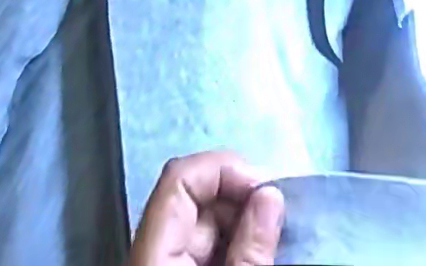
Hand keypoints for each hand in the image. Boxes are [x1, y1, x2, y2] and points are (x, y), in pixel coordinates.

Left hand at [128, 151, 283, 265]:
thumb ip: (249, 251)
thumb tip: (271, 194)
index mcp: (151, 254)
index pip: (180, 176)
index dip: (226, 169)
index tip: (266, 190)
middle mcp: (147, 252)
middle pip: (195, 196)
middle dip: (241, 195)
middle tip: (277, 217)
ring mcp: (157, 264)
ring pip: (201, 220)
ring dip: (240, 218)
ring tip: (270, 236)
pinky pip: (200, 246)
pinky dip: (231, 241)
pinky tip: (254, 251)